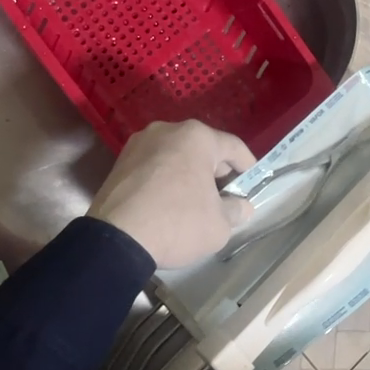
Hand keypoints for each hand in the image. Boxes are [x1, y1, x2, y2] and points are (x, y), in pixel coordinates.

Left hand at [88, 121, 255, 269]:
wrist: (118, 238)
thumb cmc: (178, 222)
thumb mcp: (220, 225)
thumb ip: (236, 211)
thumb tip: (241, 206)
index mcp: (197, 137)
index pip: (233, 147)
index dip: (248, 167)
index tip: (252, 184)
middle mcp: (167, 130)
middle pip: (202, 148)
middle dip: (216, 171)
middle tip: (224, 196)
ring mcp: (139, 143)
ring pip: (175, 156)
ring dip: (188, 174)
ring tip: (194, 201)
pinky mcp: (120, 161)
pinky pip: (153, 166)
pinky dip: (165, 179)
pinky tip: (167, 202)